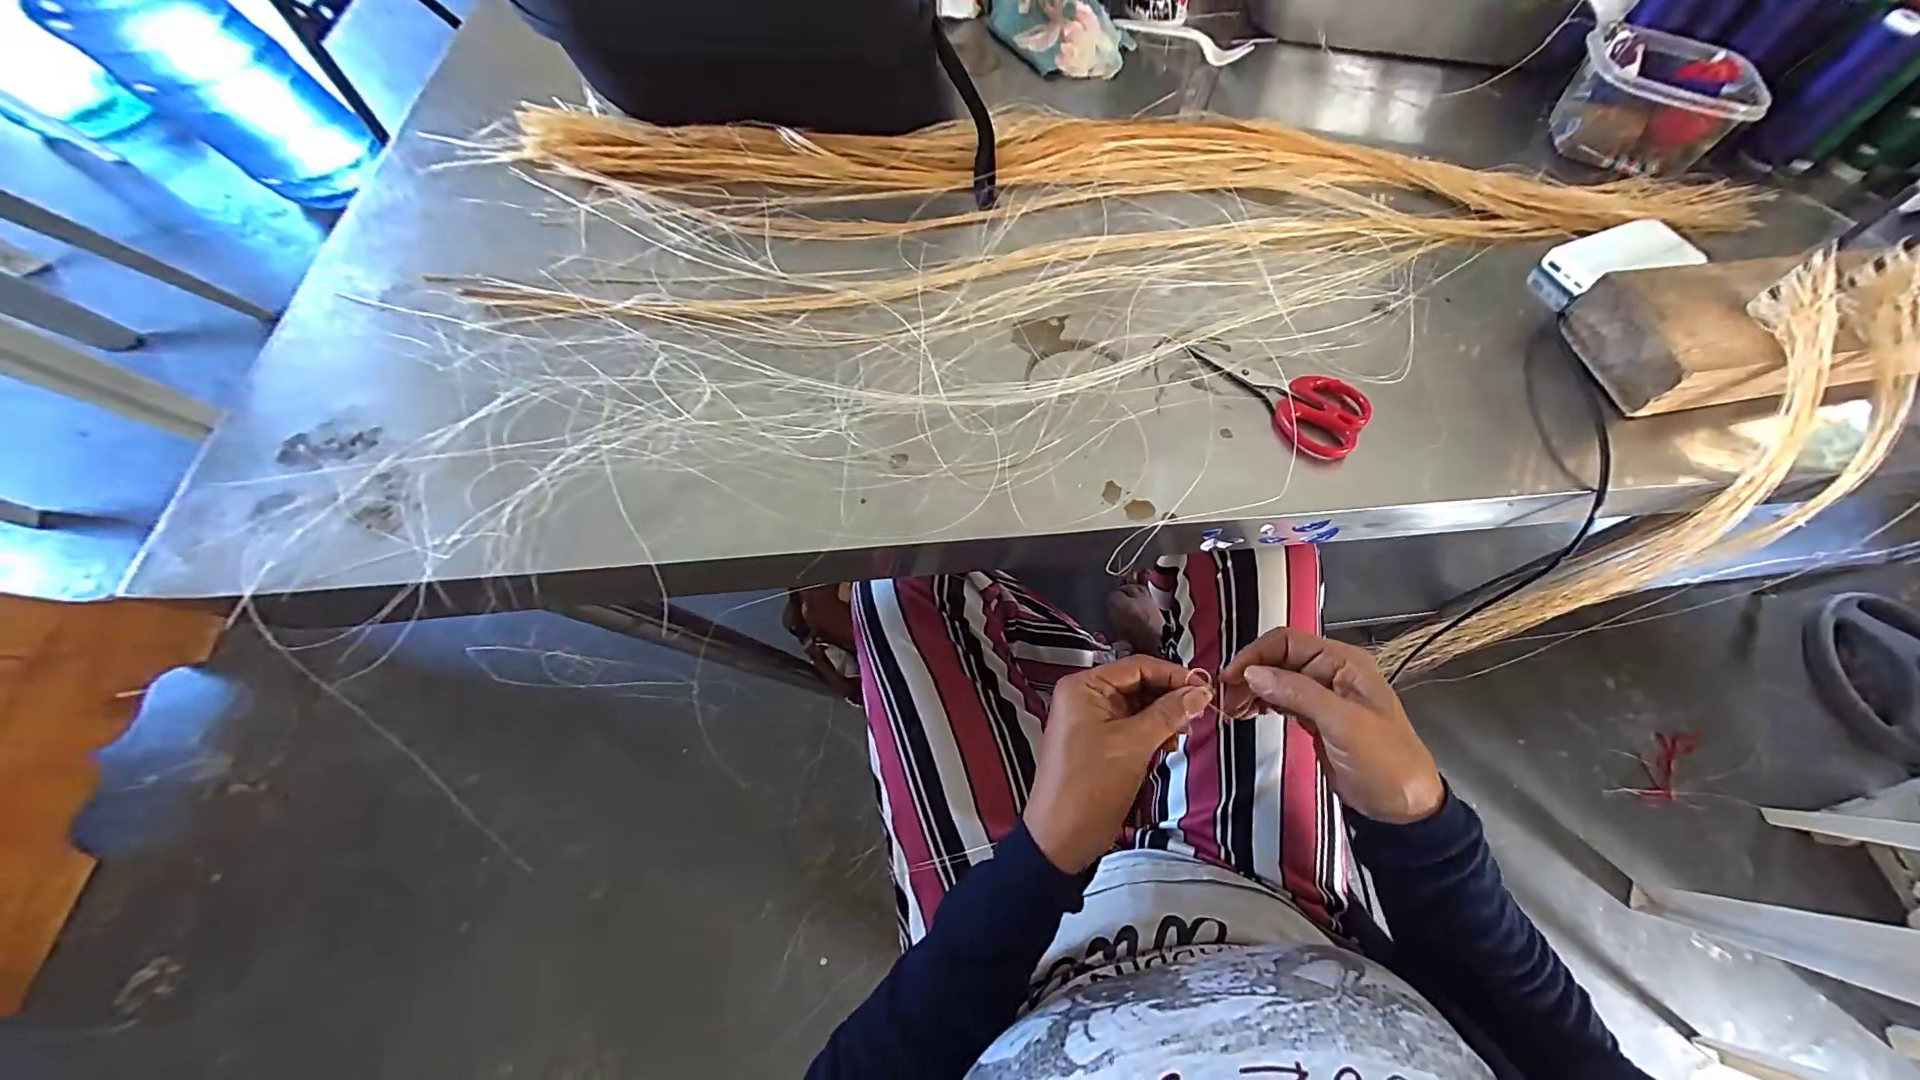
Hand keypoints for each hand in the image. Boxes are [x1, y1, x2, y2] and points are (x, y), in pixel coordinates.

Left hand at [1023, 656, 1213, 873]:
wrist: (1062, 836)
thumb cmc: (1087, 788)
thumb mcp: (1134, 744)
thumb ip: (1168, 713)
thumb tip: (1197, 692)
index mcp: (1083, 687)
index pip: (1136, 666)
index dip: (1172, 674)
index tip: (1203, 687)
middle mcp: (1083, 696)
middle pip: (1137, 683)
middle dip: (1169, 697)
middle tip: (1198, 711)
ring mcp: (1089, 718)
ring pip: (1137, 705)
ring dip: (1163, 716)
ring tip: (1181, 732)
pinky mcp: (1097, 740)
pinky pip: (1130, 724)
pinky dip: (1151, 732)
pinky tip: (1165, 745)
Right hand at [1221, 628, 1444, 824]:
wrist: (1404, 810)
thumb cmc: (1386, 763)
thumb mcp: (1344, 724)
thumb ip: (1298, 693)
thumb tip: (1252, 673)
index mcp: (1343, 663)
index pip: (1287, 641)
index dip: (1255, 655)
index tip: (1231, 678)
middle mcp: (1330, 672)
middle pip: (1276, 658)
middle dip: (1248, 674)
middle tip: (1226, 698)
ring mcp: (1320, 694)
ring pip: (1273, 678)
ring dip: (1249, 689)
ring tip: (1232, 708)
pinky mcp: (1312, 716)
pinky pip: (1277, 698)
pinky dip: (1258, 703)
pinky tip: (1246, 712)